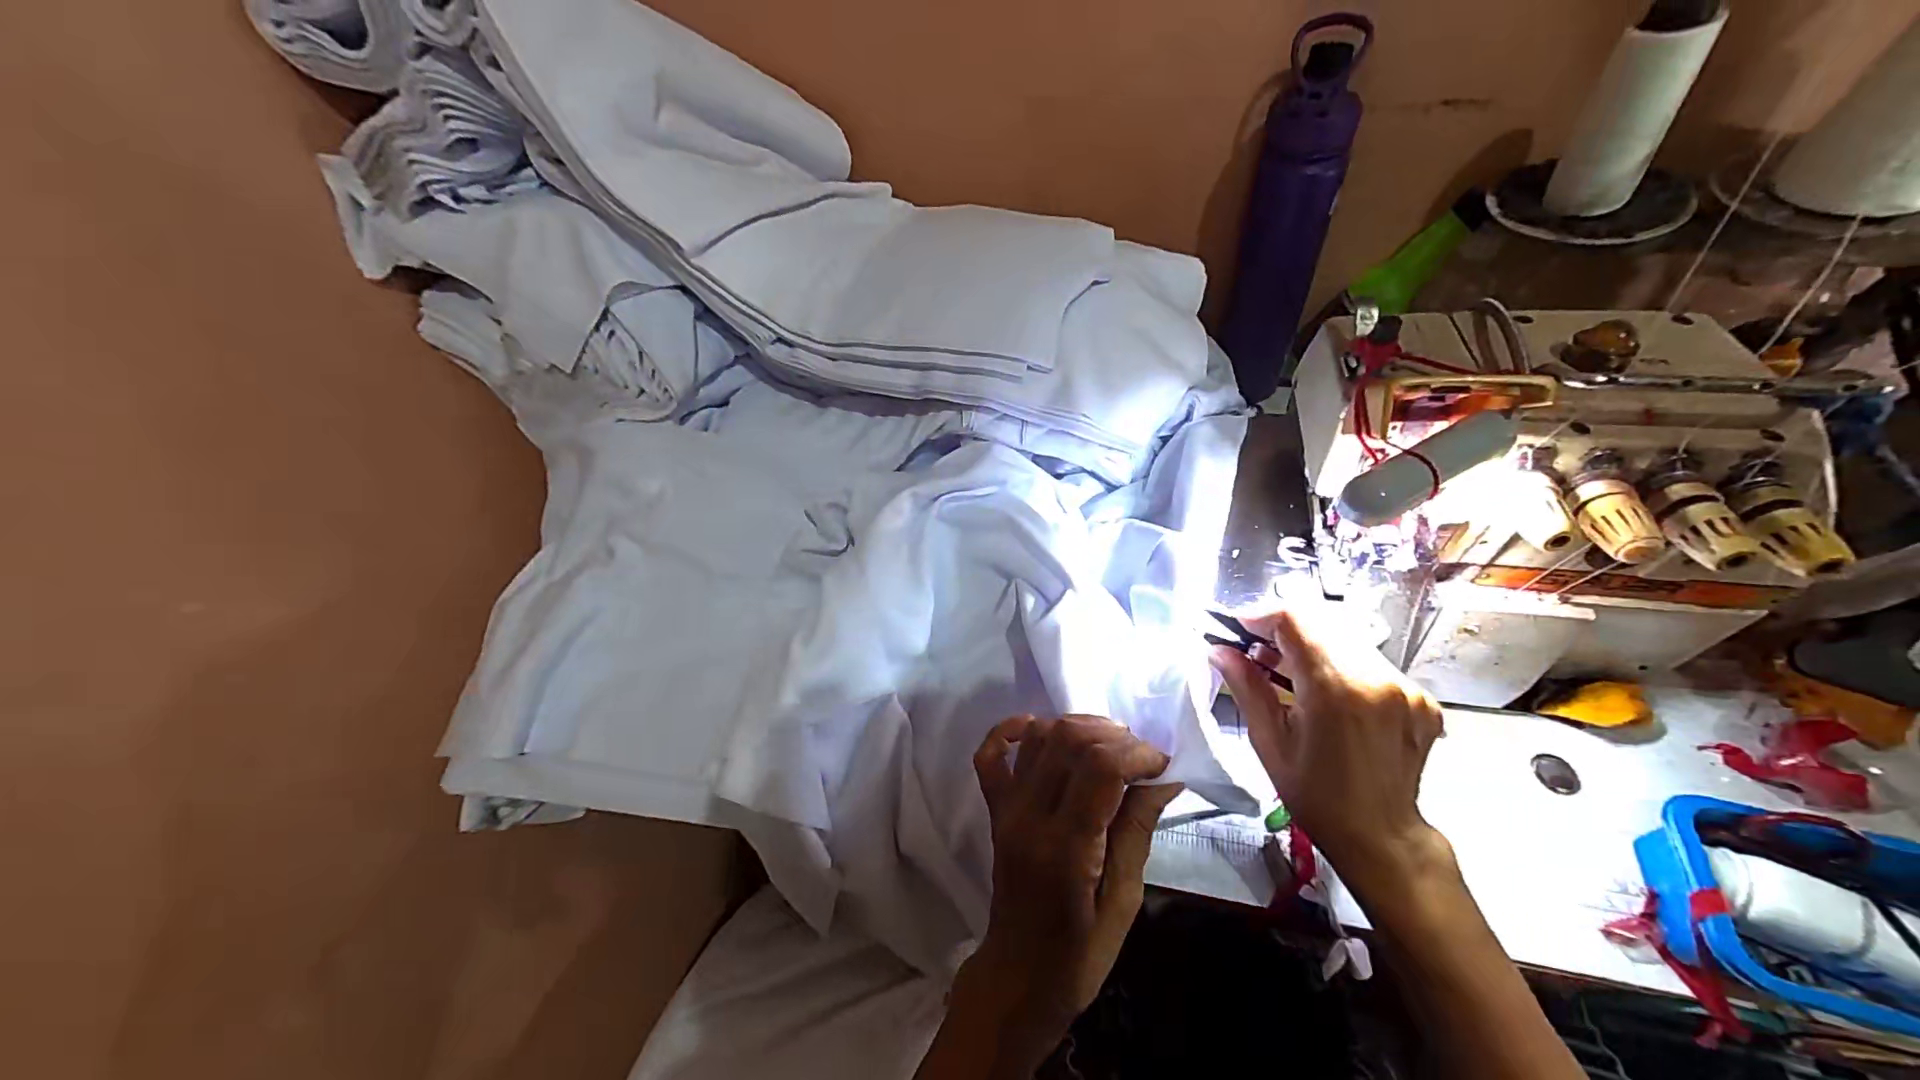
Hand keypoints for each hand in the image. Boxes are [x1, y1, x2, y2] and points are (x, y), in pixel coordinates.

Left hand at [958, 714, 1180, 1068]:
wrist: (1016, 977)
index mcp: (1066, 848)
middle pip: (1068, 741)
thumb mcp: (1123, 903)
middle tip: (1141, 757)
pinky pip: (990, 756)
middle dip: (1114, 736)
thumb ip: (1136, 833)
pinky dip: (1011, 731)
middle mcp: (1028, 817)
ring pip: (1037, 738)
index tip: (1162, 766)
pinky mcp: (994, 810)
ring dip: (1077, 728)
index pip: (1100, 768)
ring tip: (1110, 746)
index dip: (1137, 754)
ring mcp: (1006, 810)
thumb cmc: (1079, 955)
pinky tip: (1039, 728)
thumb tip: (1162, 779)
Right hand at [1209, 607, 1446, 890]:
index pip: (1296, 619)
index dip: (1261, 615)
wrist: (1381, 835)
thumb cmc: (1316, 795)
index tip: (1239, 628)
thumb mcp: (1269, 742)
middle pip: (1322, 621)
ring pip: (1347, 637)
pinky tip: (1323, 690)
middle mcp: (1377, 678)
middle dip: (1283, 628)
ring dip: (1311, 644)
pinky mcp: (1419, 696)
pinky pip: (1370, 661)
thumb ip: (1246, 686)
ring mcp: (1405, 687)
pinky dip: (1340, 663)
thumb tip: (1219, 650)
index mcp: (1336, 690)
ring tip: (1285, 670)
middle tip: (1256, 650)